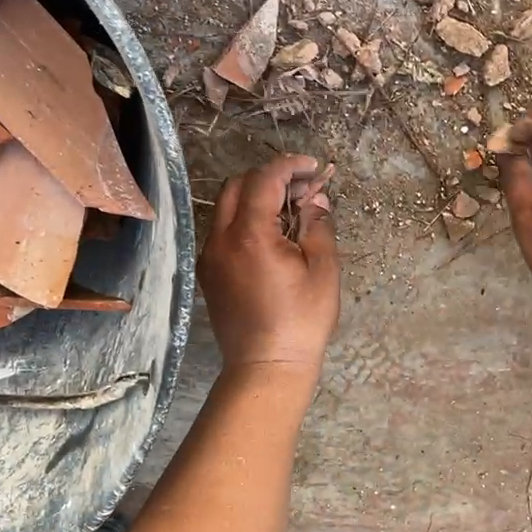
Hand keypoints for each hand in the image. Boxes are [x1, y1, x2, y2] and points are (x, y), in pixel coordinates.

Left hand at [199, 154, 340, 373]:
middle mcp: (221, 239)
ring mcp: (210, 256)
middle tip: (303, 187)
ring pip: (227, 207)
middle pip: (238, 186)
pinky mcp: (209, 272)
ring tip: (290, 211)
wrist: (266, 366)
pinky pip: (224, 230)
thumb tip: (316, 199)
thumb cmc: (301, 320)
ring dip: (256, 198)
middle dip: (270, 177)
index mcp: (250, 234)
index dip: (290, 166)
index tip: (313, 167)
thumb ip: (318, 225)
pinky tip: (272, 237)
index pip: (264, 179)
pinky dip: (246, 220)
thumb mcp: (323, 269)